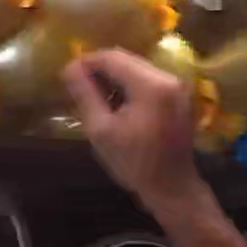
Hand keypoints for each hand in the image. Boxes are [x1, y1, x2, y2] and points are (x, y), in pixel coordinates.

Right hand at [63, 49, 202, 206]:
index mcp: (151, 85)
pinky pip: (147, 79)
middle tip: (78, 86)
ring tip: (95, 97)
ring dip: (114, 77)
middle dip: (100, 69)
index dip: (87, 62)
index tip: (68, 74)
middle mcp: (168, 78)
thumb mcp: (101, 129)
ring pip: (136, 68)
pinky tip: (116, 103)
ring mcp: (177, 86)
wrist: (173, 188)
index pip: (112, 57)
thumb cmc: (134, 162)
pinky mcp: (178, 96)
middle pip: (126, 59)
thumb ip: (85, 94)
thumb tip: (69, 68)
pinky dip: (129, 85)